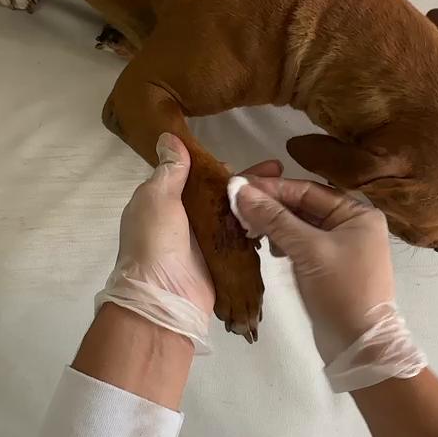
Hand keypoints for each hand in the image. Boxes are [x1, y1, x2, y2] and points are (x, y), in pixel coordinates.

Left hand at [96, 134, 278, 351]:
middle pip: (219, 194)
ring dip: (256, 201)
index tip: (236, 161)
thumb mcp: (156, 199)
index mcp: (164, 202)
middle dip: (244, 182)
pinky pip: (242, 237)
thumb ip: (169, 171)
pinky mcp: (223, 259)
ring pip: (234, 214)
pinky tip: (278, 214)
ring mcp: (205, 241)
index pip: (194, 178)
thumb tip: (168, 137)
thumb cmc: (154, 243)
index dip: (214, 169)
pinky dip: (258, 225)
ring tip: (283, 189)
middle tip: (275, 171)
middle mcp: (185, 220)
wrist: (164, 299)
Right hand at [233, 176, 427, 390]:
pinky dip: (281, 241)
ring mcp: (340, 245)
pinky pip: (300, 243)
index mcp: (357, 214)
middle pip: (302, 206)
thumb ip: (275, 219)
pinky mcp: (327, 264)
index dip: (272, 188)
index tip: (239, 187)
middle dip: (270, 207)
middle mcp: (351, 224)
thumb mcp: (308, 250)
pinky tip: (264, 244)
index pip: (307, 191)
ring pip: (298, 225)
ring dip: (272, 224)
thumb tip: (241, 191)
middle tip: (236, 208)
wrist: (359, 346)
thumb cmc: (341, 292)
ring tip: (245, 226)